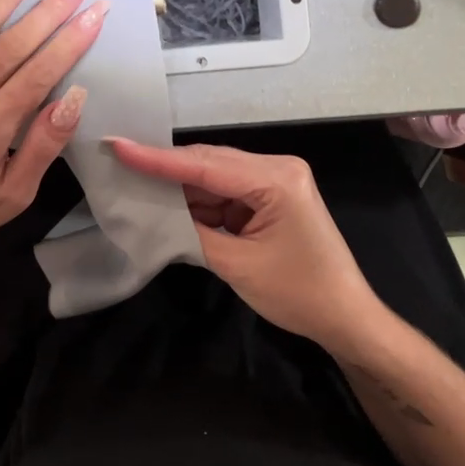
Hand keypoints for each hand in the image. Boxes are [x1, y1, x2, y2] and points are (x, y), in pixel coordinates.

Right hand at [108, 139, 385, 351]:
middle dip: (164, 167)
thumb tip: (154, 215)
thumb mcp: (238, 265)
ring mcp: (273, 182)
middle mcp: (276, 169)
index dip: (157, 158)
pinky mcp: (268, 198)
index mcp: (277, 179)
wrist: (347, 319)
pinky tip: (165, 204)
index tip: (119, 146)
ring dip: (178, 186)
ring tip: (132, 183)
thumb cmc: (300, 294)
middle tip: (118, 161)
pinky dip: (196, 202)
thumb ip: (192, 234)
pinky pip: (223, 192)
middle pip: (208, 163)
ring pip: (212, 177)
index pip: (205, 165)